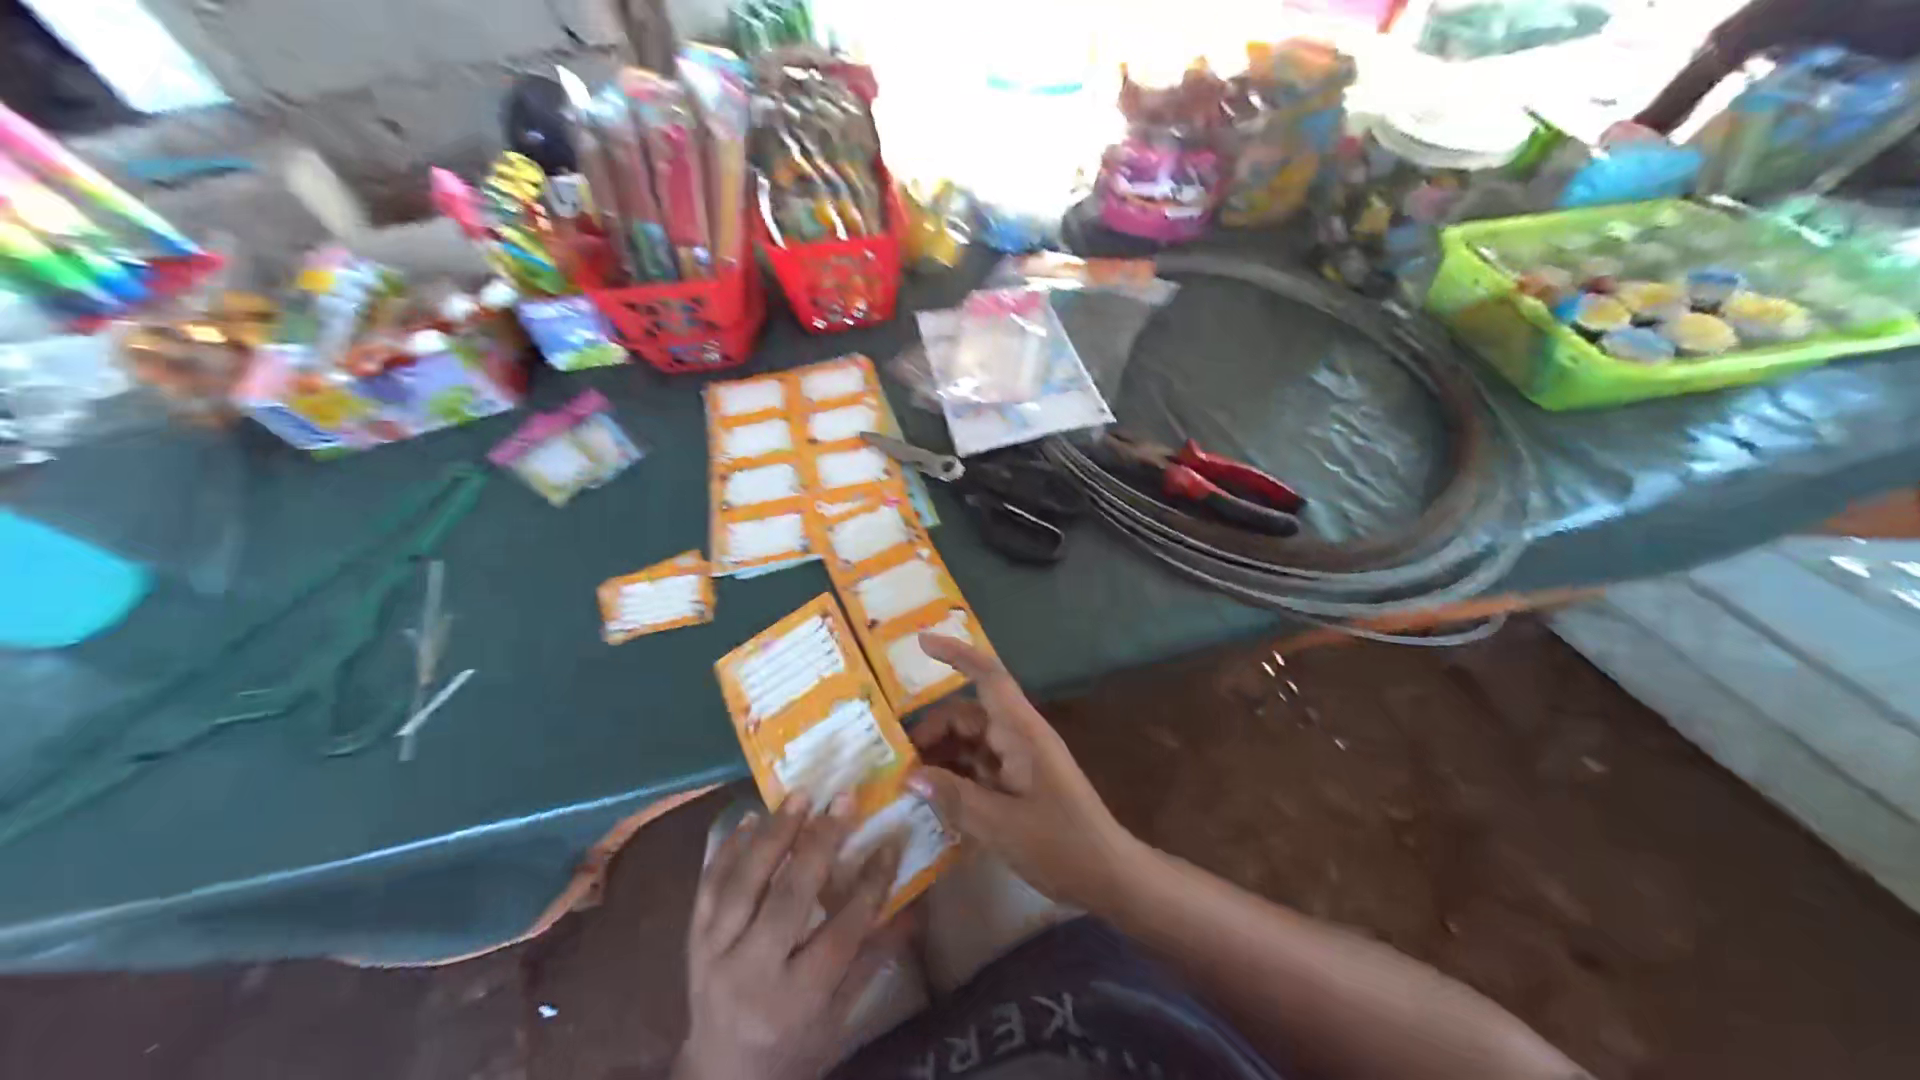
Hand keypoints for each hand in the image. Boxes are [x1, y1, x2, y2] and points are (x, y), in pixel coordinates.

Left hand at [673, 794, 903, 1079]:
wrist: (720, 1074)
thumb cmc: (793, 1047)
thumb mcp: (840, 1017)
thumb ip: (874, 959)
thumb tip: (914, 906)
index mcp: (796, 1000)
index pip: (841, 932)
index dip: (870, 884)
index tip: (891, 840)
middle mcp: (752, 974)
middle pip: (788, 900)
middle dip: (820, 844)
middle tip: (843, 799)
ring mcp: (715, 953)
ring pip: (744, 884)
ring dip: (775, 835)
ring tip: (800, 796)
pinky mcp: (692, 940)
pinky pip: (709, 886)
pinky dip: (729, 849)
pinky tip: (752, 818)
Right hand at [906, 635, 1141, 909]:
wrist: (1108, 876)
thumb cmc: (1061, 844)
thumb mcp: (1001, 825)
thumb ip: (954, 797)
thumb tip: (910, 776)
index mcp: (1022, 732)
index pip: (989, 677)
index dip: (957, 655)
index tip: (921, 642)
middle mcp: (1018, 737)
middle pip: (967, 715)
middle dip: (931, 731)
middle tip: (898, 762)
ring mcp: (1018, 761)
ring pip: (969, 742)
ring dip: (940, 756)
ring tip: (907, 783)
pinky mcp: (1016, 784)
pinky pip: (977, 767)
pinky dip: (954, 775)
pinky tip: (930, 798)